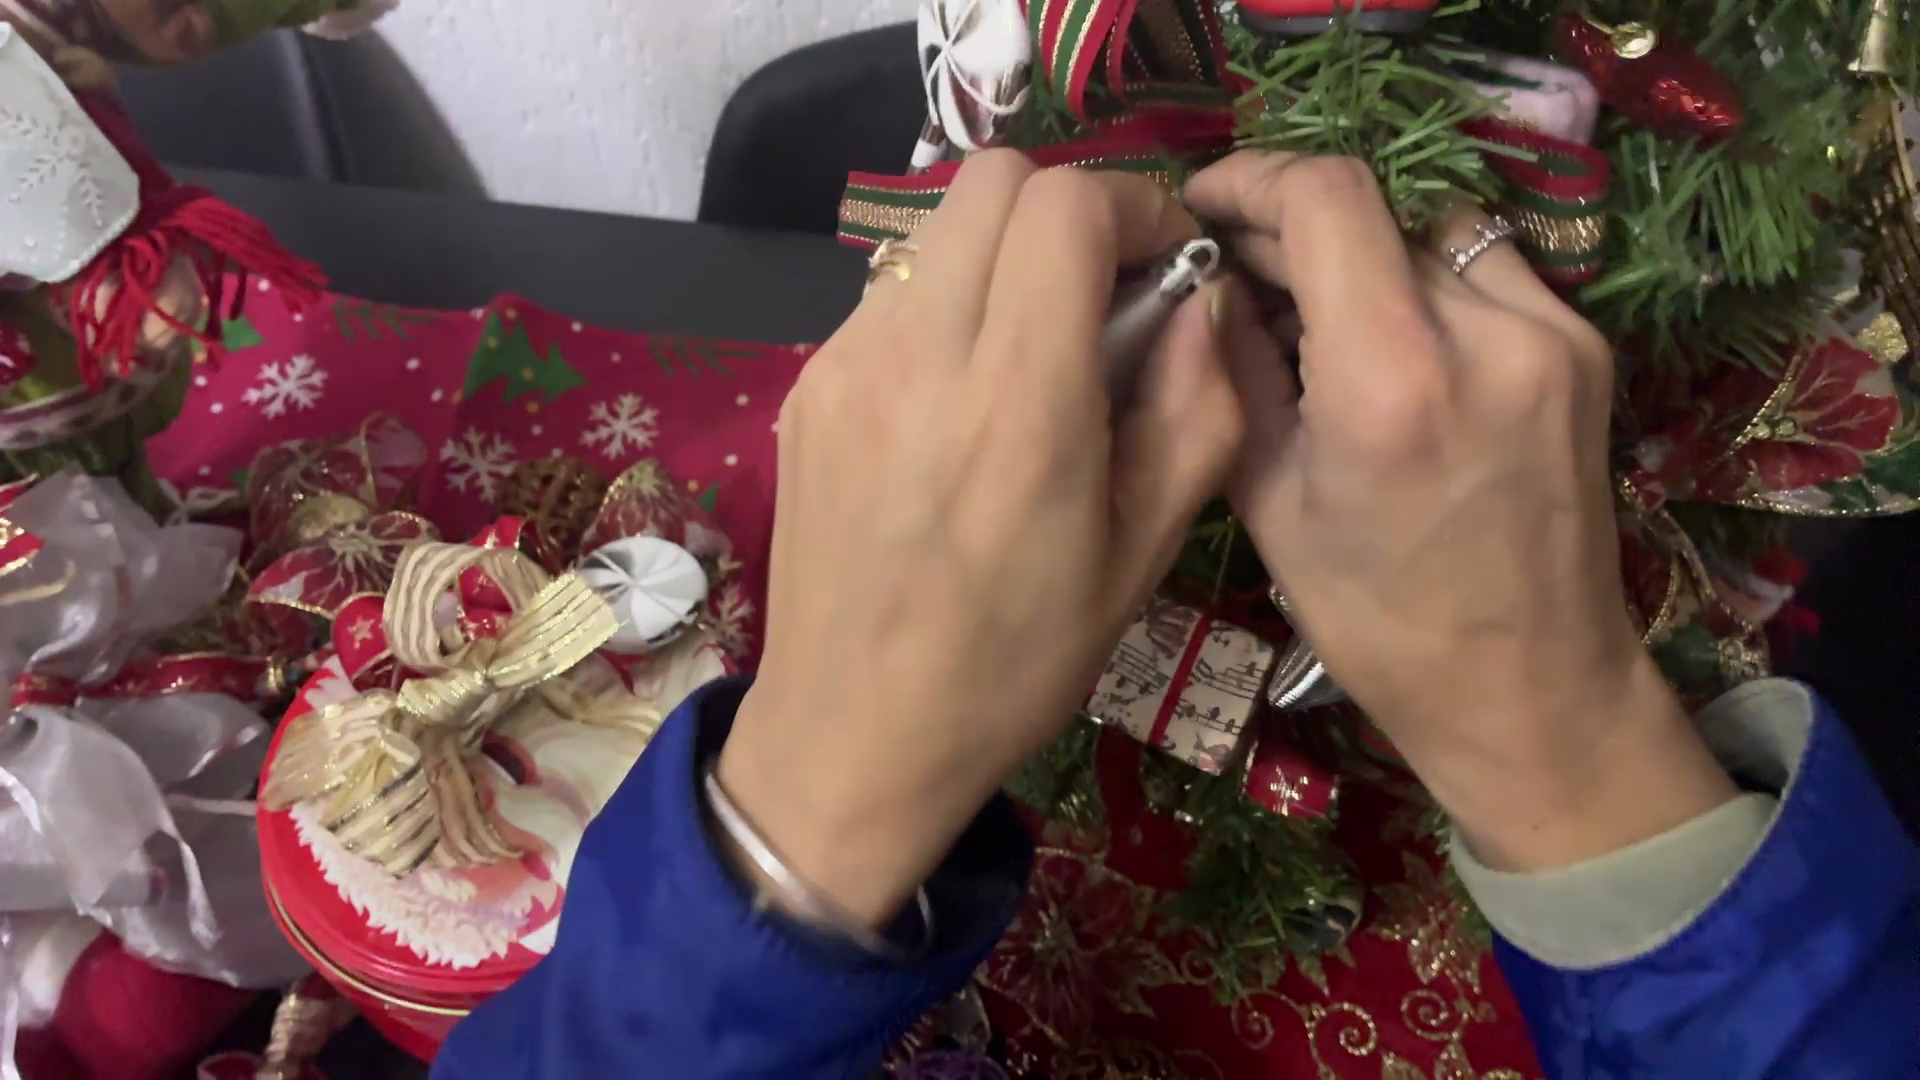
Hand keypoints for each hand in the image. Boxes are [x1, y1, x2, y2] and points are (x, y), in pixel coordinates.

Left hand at [719, 152, 1244, 924]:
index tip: (1157, 267)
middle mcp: (915, 361)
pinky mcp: (803, 394)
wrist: (855, 732)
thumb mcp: (1140, 555)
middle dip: (1063, 213)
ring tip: (1022, 354)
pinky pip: (884, 300)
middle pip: (990, 183)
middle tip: (1096, 297)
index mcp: (1016, 406)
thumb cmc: (1011, 666)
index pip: (1065, 206)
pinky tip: (952, 399)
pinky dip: (939, 309)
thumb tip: (1194, 301)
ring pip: (931, 235)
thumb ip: (1195, 408)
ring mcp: (841, 369)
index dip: (1131, 209)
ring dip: (997, 261)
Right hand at [1186, 152, 1736, 870]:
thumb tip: (1210, 288)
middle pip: (1376, 208)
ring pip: (1426, 230)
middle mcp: (1490, 333)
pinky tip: (1369, 332)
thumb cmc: (1367, 613)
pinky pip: (1476, 268)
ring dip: (1350, 248)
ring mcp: (1555, 332)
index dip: (1252, 179)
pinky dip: (1407, 277)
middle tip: (1230, 266)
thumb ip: (1236, 372)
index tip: (1202, 204)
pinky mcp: (1581, 347)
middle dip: (1288, 223)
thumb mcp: (1266, 496)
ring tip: (1294, 302)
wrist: (1519, 682)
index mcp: (1389, 380)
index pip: (1327, 201)